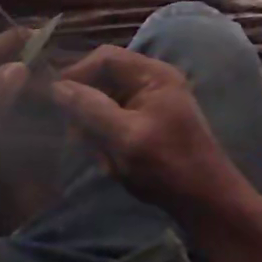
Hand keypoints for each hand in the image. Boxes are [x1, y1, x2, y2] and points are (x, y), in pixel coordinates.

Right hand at [48, 45, 247, 220]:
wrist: (206, 203)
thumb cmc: (167, 166)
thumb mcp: (124, 136)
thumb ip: (90, 108)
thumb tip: (57, 88)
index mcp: (153, 75)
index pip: (104, 58)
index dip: (77, 73)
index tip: (56, 100)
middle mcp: (152, 82)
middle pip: (102, 80)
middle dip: (86, 108)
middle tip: (78, 136)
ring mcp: (150, 104)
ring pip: (104, 103)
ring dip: (95, 129)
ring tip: (101, 155)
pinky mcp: (147, 124)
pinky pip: (113, 122)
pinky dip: (105, 140)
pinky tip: (110, 162)